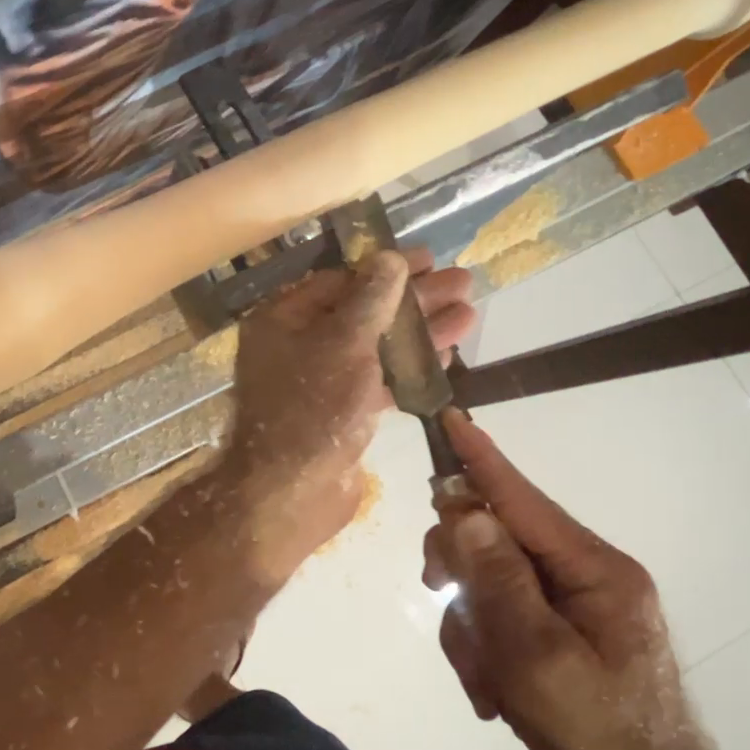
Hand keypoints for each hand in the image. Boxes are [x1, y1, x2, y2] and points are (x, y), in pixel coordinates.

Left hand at [229, 250, 474, 474]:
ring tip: (469, 313)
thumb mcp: (343, 343)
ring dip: (419, 331)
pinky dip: (408, 367)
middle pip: (361, 311)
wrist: (292, 490)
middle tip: (464, 283)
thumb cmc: (311, 408)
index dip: (386, 269)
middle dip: (413, 299)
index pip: (339, 281)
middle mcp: (294, 345)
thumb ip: (370, 299)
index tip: (431, 258)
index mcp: (281, 320)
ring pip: (373, 346)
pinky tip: (447, 355)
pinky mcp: (337, 412)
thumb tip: (389, 258)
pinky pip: (376, 379)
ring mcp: (316, 381)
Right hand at [423, 411, 703, 749]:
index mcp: (593, 568)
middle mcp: (584, 572)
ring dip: (471, 627)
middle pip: (492, 539)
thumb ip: (496, 577)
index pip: (521, 498)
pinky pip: (499, 612)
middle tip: (440, 602)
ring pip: (487, 581)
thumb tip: (463, 507)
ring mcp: (573, 600)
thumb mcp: (535, 653)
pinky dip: (484, 645)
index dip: (480, 459)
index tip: (449, 417)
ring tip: (485, 680)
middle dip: (460, 575)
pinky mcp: (560, 626)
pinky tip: (493, 687)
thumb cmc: (594, 726)